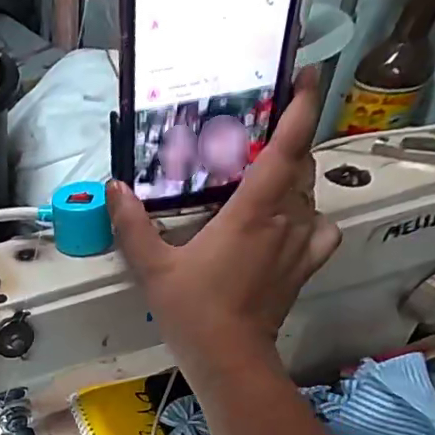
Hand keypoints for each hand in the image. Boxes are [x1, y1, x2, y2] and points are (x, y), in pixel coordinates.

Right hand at [108, 67, 340, 379]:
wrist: (230, 360)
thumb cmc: (194, 312)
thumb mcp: (153, 267)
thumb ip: (132, 225)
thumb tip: (113, 189)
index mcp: (253, 212)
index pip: (288, 146)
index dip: (303, 105)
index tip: (307, 73)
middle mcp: (285, 220)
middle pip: (301, 164)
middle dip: (289, 141)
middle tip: (260, 132)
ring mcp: (299, 244)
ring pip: (311, 193)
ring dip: (295, 176)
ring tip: (268, 175)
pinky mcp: (305, 267)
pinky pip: (321, 229)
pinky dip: (312, 216)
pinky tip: (294, 220)